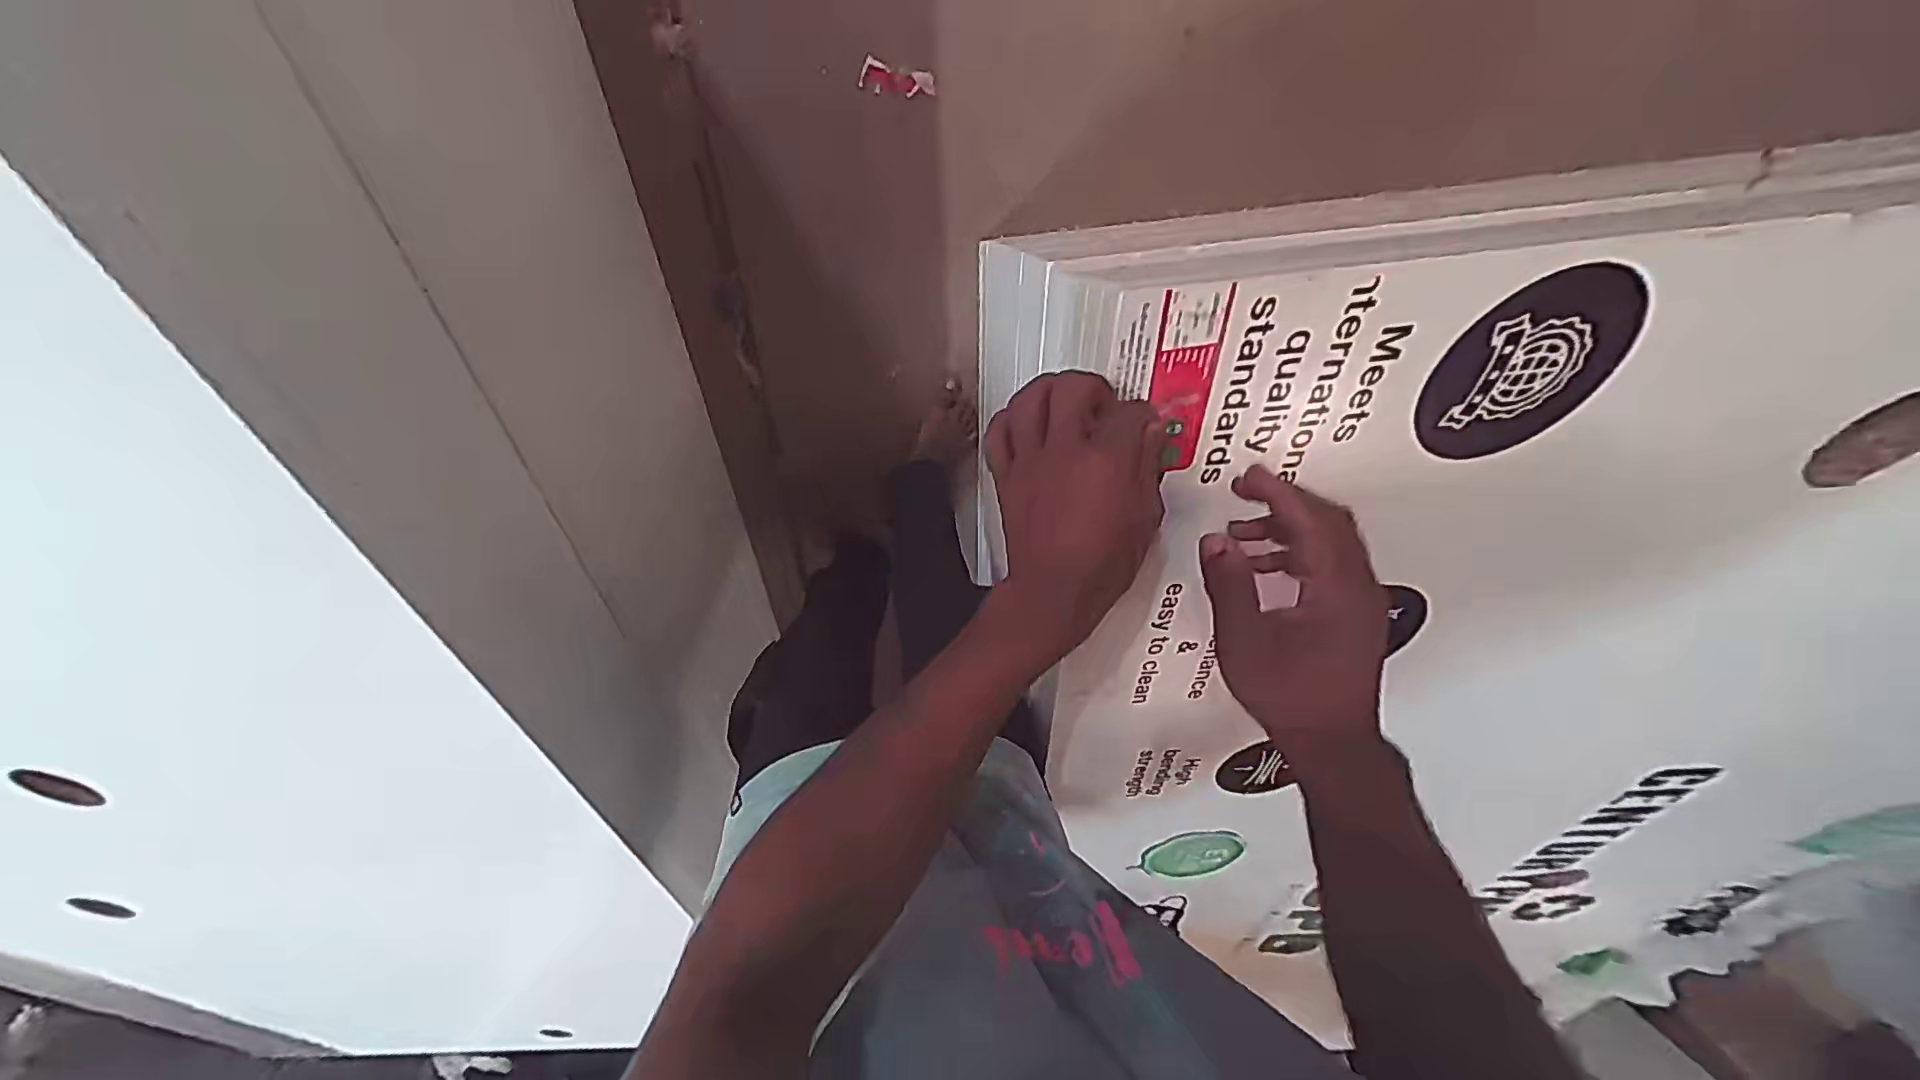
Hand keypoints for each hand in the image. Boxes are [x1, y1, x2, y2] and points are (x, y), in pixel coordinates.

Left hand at [986, 371, 1168, 660]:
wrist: (1053, 591)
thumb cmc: (1099, 566)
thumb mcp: (1143, 518)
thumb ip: (1147, 469)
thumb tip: (1151, 435)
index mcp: (1105, 462)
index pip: (1129, 412)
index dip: (1143, 412)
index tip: (1144, 422)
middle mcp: (1064, 452)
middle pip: (1073, 387)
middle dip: (1094, 387)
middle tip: (1103, 404)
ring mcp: (1031, 462)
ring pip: (1030, 398)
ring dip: (1051, 391)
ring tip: (1064, 401)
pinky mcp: (1008, 476)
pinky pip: (999, 431)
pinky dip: (1012, 419)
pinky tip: (1027, 424)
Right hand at [1198, 466, 1388, 752]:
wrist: (1330, 739)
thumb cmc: (1293, 697)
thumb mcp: (1245, 640)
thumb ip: (1229, 585)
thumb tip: (1215, 542)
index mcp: (1338, 587)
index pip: (1311, 520)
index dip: (1277, 491)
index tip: (1249, 476)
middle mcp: (1357, 587)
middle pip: (1328, 521)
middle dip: (1284, 499)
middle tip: (1246, 490)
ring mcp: (1358, 600)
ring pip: (1329, 541)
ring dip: (1287, 527)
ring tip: (1244, 531)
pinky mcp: (1351, 613)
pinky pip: (1327, 563)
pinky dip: (1294, 551)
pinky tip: (1260, 565)